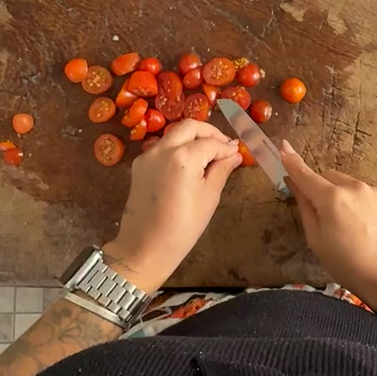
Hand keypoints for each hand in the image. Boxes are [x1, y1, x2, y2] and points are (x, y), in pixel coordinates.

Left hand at [103, 119, 241, 289]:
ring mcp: (148, 156)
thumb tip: (234, 154)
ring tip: (209, 155)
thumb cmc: (183, 227)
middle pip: (190, 127)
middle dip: (209, 133)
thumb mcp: (209, 198)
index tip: (237, 152)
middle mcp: (162, 149)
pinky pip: (163, 147)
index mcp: (183, 157)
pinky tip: (190, 164)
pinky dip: (179, 148)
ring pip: (174, 134)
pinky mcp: (139, 165)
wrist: (144, 248)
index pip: (211, 143)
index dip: (226, 147)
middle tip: (224, 147)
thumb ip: (222, 170)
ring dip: (193, 138)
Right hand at [278, 140, 376, 300]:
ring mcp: (373, 191)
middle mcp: (353, 186)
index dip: (292, 161)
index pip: (306, 174)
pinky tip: (362, 226)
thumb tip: (294, 183)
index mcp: (332, 197)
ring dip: (339, 194)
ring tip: (345, 225)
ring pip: (346, 183)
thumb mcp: (316, 239)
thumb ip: (304, 207)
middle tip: (320, 215)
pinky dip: (356, 202)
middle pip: (327, 176)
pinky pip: (363, 193)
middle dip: (319, 188)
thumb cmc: (346, 263)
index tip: (282, 146)